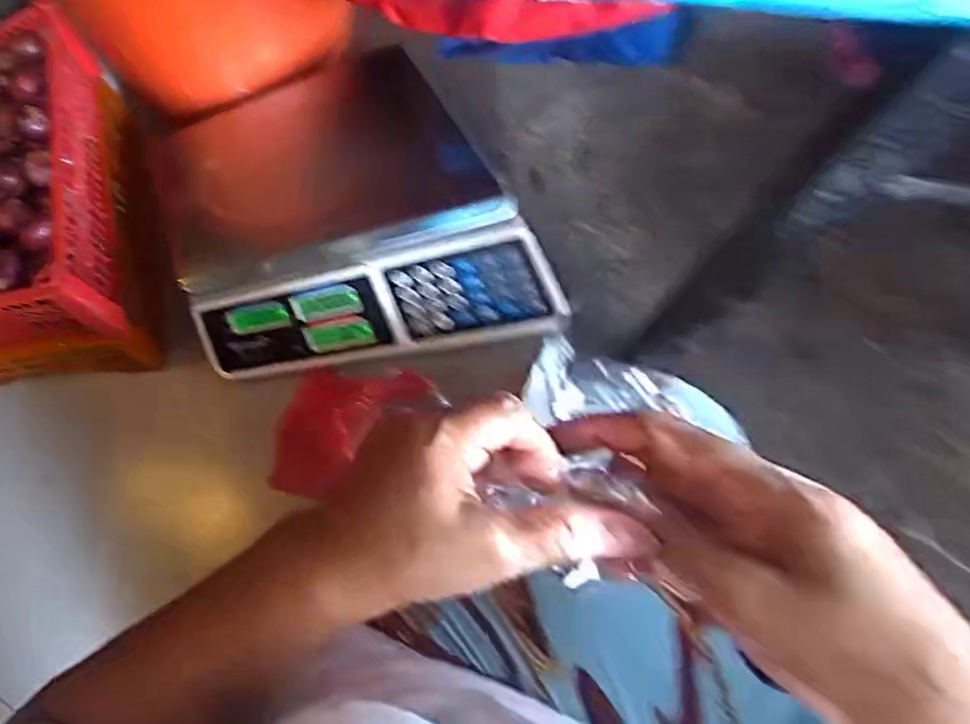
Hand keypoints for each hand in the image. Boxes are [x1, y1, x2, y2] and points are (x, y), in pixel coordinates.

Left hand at [294, 396, 655, 618]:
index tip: (547, 490)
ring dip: (490, 460)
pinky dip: (461, 460)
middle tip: (528, 501)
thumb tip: (631, 528)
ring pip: (461, 428)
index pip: (509, 410)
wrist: (338, 559)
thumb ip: (562, 531)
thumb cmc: (415, 552)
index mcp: (441, 429)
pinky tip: (465, 501)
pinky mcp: (383, 443)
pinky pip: (435, 437)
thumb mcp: (496, 547)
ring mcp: (394, 426)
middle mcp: (415, 415)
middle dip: (518, 454)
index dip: (541, 446)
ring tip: (500, 506)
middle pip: (484, 417)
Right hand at [555, 412, 969, 723]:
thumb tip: (596, 504)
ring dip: (635, 523)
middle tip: (562, 504)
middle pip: (671, 472)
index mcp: (772, 493)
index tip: (550, 443)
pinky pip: (704, 545)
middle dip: (612, 482)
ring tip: (596, 549)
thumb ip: (666, 543)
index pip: (667, 436)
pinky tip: (638, 572)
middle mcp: (771, 503)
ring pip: (682, 510)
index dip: (602, 430)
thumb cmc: (857, 655)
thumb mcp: (747, 597)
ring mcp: (778, 538)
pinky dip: (665, 552)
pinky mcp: (780, 571)